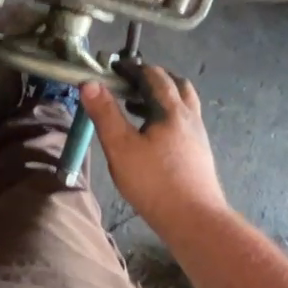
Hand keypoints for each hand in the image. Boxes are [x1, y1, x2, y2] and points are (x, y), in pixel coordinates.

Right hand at [81, 66, 228, 233]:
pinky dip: (166, 116)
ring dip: (161, 97)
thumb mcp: (120, 146)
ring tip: (137, 106)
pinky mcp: (198, 154)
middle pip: (177, 86)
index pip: (155, 77)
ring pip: (183, 105)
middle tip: (130, 82)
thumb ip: (105, 113)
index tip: (114, 68)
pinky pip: (183, 122)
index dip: (134, 68)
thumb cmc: (154, 181)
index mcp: (171, 111)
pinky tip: (151, 135)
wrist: (194, 219)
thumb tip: (89, 83)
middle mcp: (189, 118)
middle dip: (154, 78)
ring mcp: (197, 137)